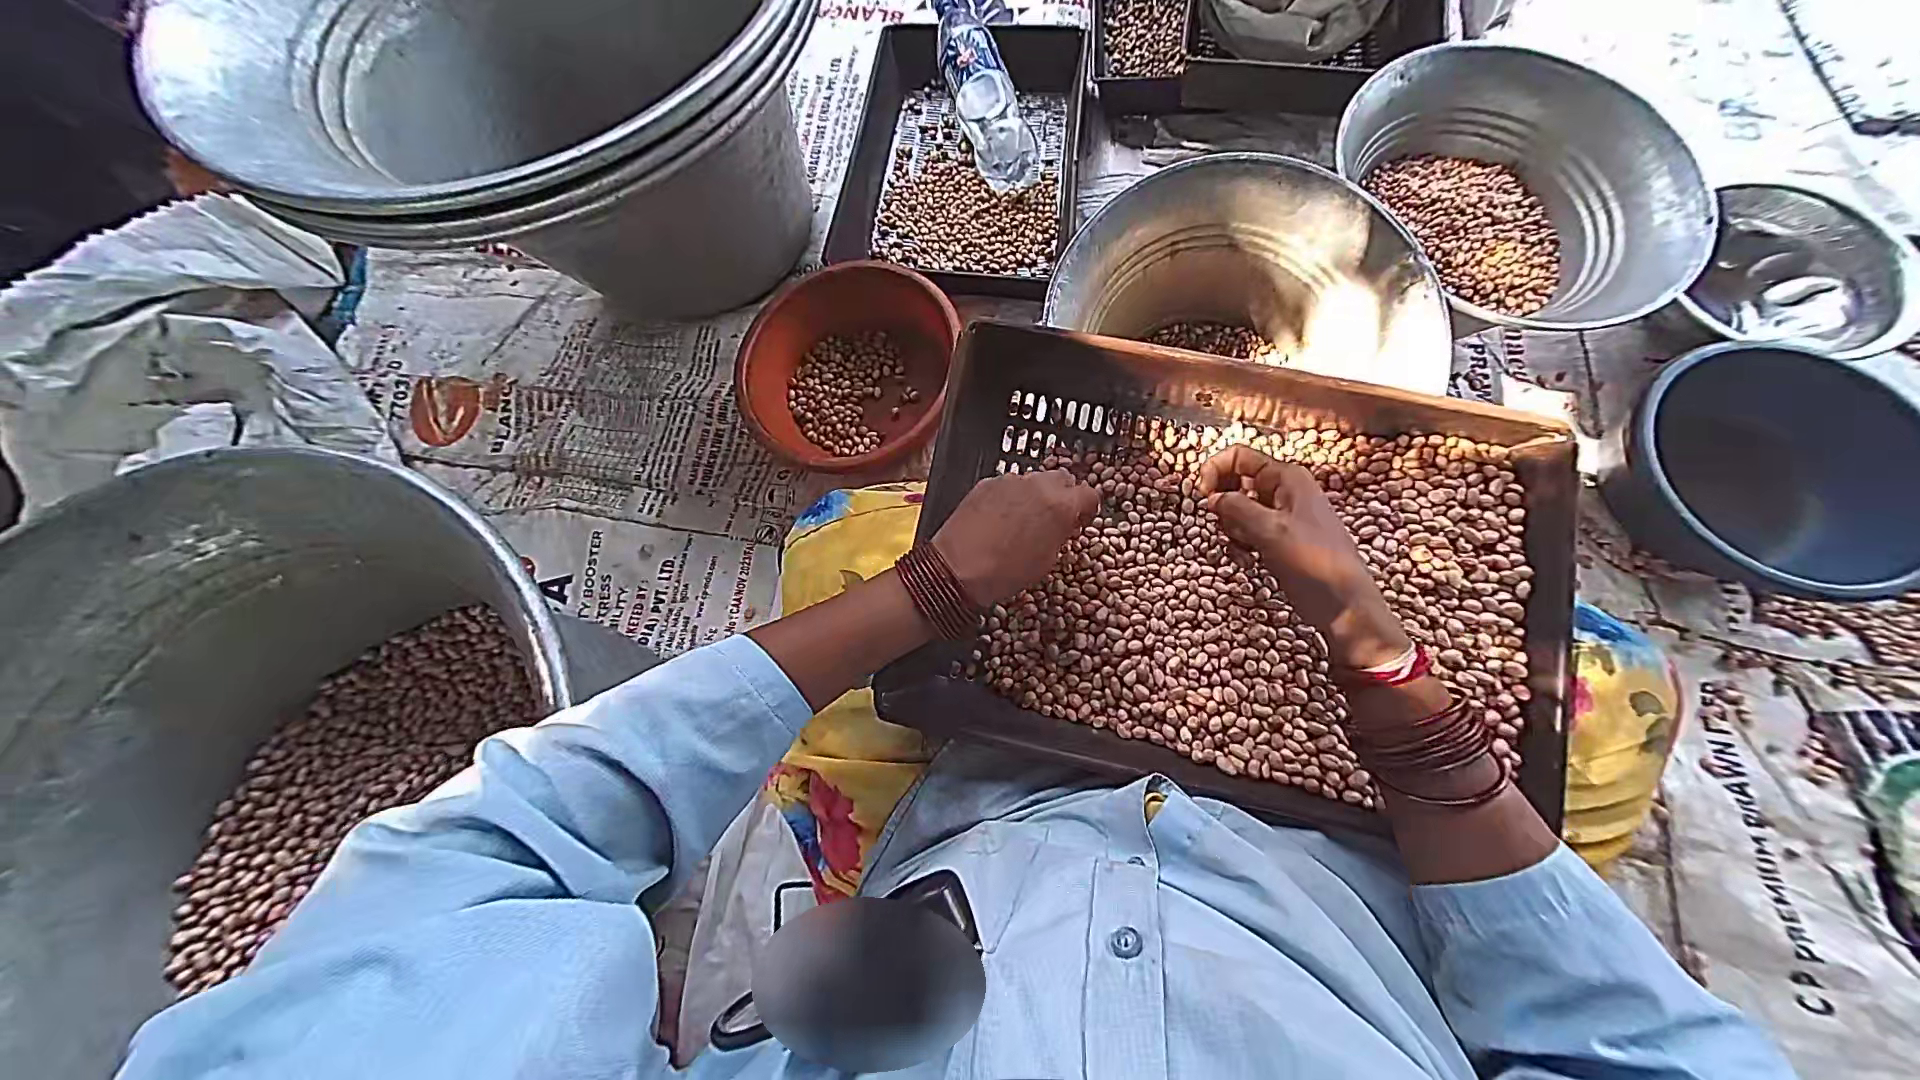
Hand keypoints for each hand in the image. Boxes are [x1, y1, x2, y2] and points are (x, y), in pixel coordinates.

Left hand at [932, 469, 1097, 606]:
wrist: (958, 568)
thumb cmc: (1006, 571)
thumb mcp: (1047, 559)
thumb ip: (1061, 532)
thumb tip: (1064, 523)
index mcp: (1061, 504)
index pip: (1089, 493)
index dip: (1087, 508)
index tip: (1081, 519)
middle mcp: (1037, 484)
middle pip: (1062, 479)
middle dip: (1063, 495)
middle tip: (1055, 517)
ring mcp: (1009, 481)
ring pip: (1033, 480)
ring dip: (1035, 494)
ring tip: (1024, 519)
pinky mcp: (986, 483)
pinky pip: (1008, 485)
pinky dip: (1010, 496)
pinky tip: (1000, 517)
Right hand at [1196, 446, 1410, 668]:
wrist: (1342, 604)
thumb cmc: (1314, 562)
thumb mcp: (1271, 530)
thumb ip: (1236, 507)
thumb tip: (1209, 497)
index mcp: (1287, 478)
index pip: (1238, 456)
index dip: (1214, 470)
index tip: (1201, 496)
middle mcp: (1283, 490)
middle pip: (1234, 480)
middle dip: (1220, 501)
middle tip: (1221, 524)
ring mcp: (1279, 515)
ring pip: (1236, 507)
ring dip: (1229, 525)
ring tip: (1241, 544)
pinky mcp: (1275, 538)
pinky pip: (1244, 529)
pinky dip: (1238, 540)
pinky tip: (1245, 556)